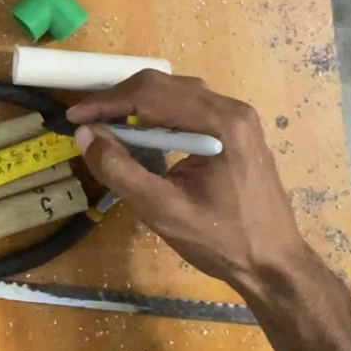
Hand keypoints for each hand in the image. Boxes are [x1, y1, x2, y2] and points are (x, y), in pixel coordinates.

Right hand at [66, 70, 310, 291]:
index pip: (150, 94)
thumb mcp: (162, 210)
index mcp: (220, 123)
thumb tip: (85, 135)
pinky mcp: (235, 129)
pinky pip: (187, 106)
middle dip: (118, 99)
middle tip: (85, 121)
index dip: (106, 102)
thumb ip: (119, 169)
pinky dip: (156, 114)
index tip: (74, 117)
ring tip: (106, 126)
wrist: (276, 266)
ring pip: (174, 92)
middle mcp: (232, 109)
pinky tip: (140, 134)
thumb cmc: (222, 241)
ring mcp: (237, 118)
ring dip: (136, 104)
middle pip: (162, 85)